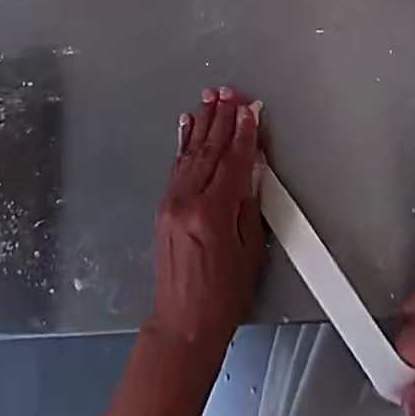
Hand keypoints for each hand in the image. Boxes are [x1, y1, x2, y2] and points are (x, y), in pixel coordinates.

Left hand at [147, 86, 264, 346]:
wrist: (183, 323)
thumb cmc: (223, 294)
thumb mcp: (249, 248)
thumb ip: (248, 202)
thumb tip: (251, 166)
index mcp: (212, 213)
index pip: (234, 161)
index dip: (245, 133)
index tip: (251, 110)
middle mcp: (188, 202)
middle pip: (210, 149)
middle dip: (222, 117)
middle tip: (230, 93)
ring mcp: (171, 202)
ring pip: (191, 152)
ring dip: (203, 122)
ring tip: (211, 98)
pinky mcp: (163, 206)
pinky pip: (176, 166)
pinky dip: (183, 142)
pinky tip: (188, 124)